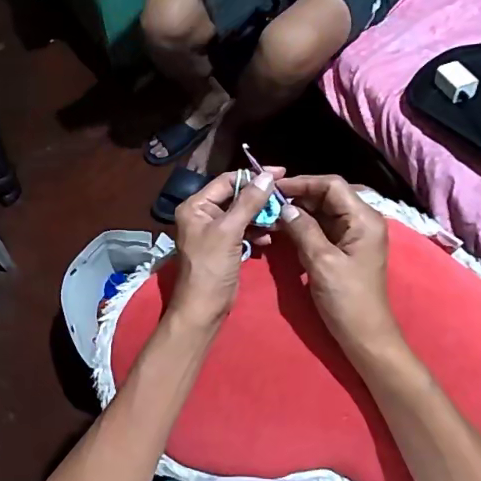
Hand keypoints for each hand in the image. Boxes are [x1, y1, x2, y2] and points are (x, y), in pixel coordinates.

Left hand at [169, 169, 279, 326]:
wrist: (204, 307)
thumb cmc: (211, 267)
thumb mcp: (229, 232)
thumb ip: (248, 202)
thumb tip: (267, 176)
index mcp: (196, 206)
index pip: (227, 181)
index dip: (253, 175)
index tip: (281, 173)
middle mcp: (202, 215)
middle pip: (236, 196)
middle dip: (260, 197)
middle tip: (285, 196)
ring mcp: (214, 232)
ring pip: (242, 214)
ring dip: (261, 215)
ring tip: (280, 218)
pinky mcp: (225, 247)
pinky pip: (244, 231)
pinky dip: (257, 231)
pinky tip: (270, 236)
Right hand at [275, 174, 400, 354]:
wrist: (363, 334)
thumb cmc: (346, 298)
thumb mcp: (321, 262)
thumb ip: (303, 230)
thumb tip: (284, 208)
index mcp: (363, 219)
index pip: (332, 185)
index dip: (302, 183)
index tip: (274, 188)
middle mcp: (362, 221)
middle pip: (328, 196)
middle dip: (299, 196)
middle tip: (268, 201)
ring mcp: (354, 235)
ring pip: (323, 212)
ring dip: (299, 212)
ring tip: (272, 214)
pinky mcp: (345, 249)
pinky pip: (323, 229)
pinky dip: (304, 227)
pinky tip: (284, 231)